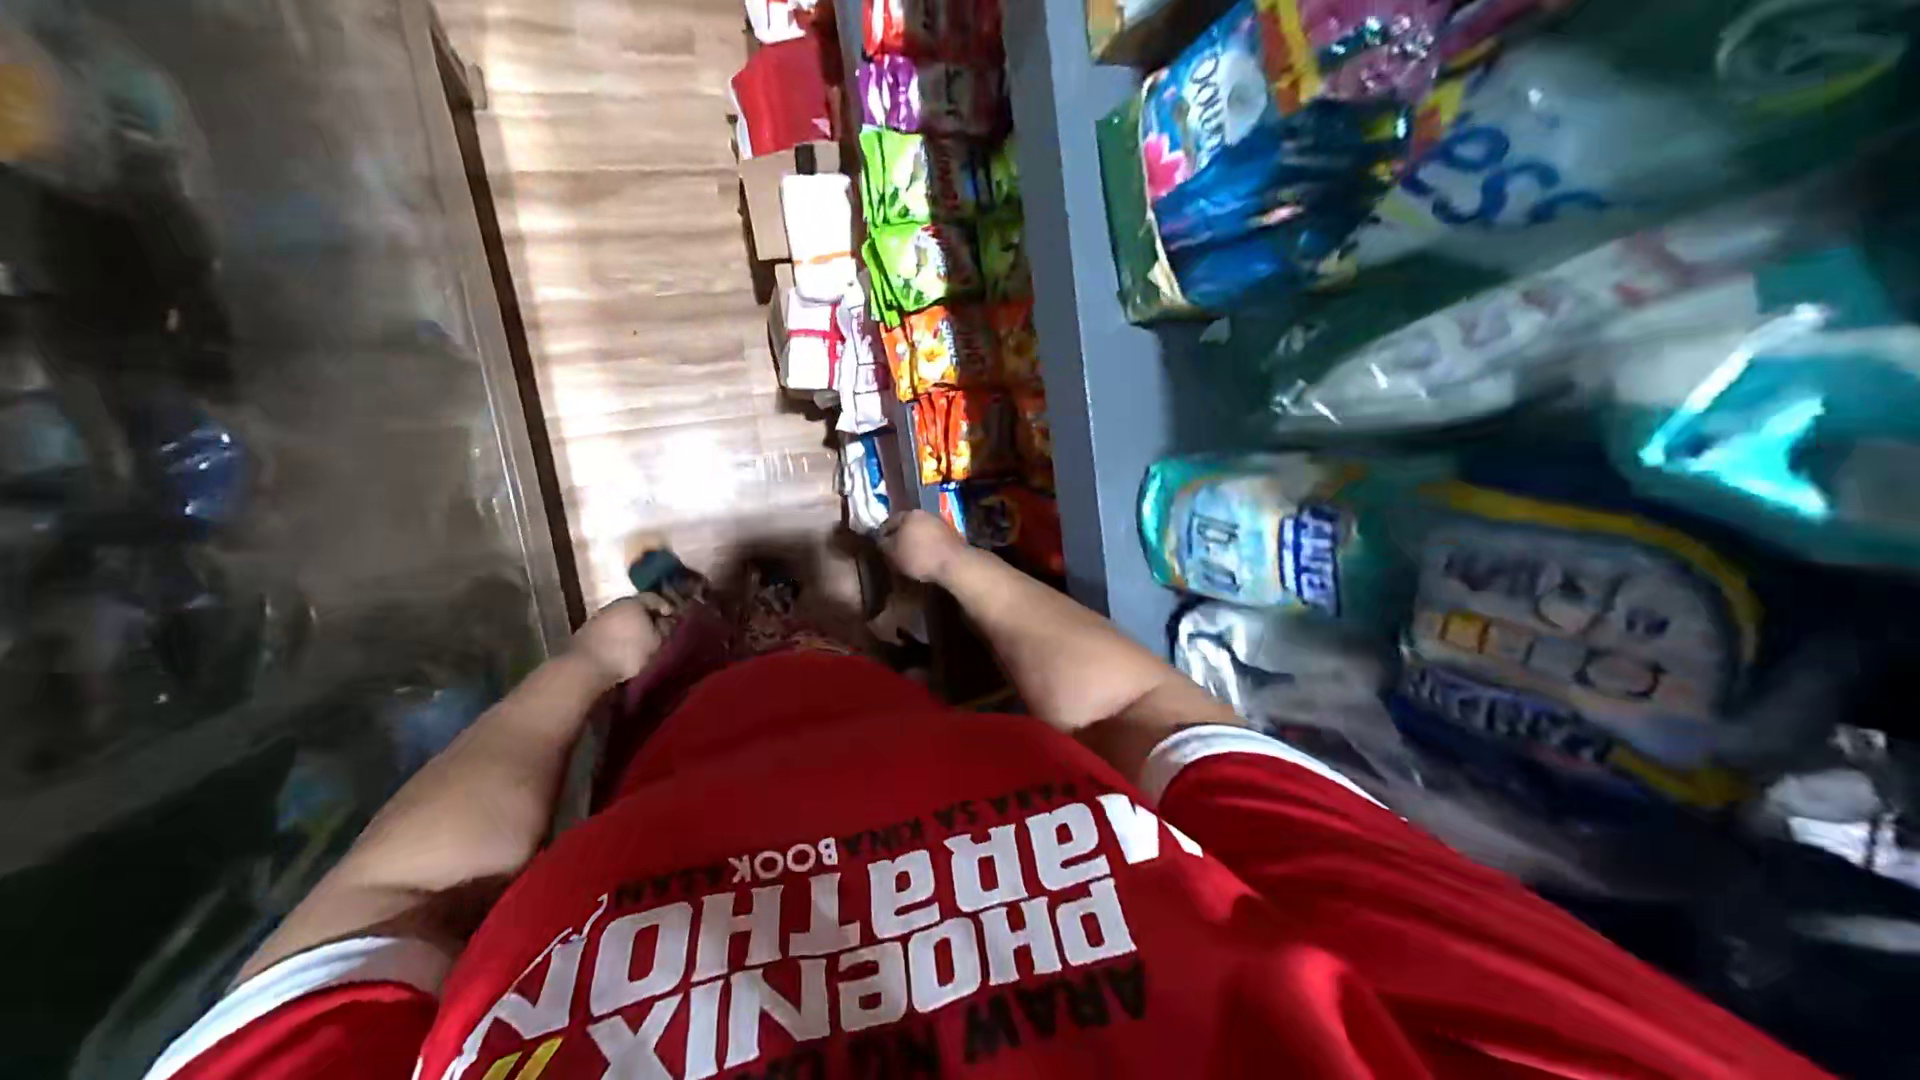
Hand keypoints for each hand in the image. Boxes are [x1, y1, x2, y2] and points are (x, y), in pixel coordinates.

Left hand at [569, 597, 660, 684]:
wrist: (585, 669)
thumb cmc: (627, 652)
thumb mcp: (657, 642)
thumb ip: (665, 630)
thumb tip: (668, 623)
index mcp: (633, 602)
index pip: (654, 599)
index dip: (667, 609)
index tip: (674, 621)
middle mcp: (614, 605)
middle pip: (636, 610)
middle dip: (648, 620)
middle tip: (659, 634)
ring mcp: (596, 620)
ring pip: (621, 622)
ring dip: (631, 631)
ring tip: (641, 646)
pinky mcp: (584, 636)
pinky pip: (609, 634)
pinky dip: (617, 640)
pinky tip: (622, 652)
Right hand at [879, 509, 969, 583]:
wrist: (953, 564)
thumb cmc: (919, 556)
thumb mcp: (894, 553)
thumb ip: (884, 544)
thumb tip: (881, 540)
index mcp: (909, 514)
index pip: (891, 521)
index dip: (883, 533)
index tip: (881, 545)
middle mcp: (925, 514)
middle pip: (908, 525)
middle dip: (901, 536)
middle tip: (894, 550)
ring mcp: (940, 523)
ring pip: (921, 532)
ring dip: (915, 541)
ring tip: (909, 556)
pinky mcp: (951, 535)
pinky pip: (933, 539)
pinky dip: (927, 546)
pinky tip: (925, 557)